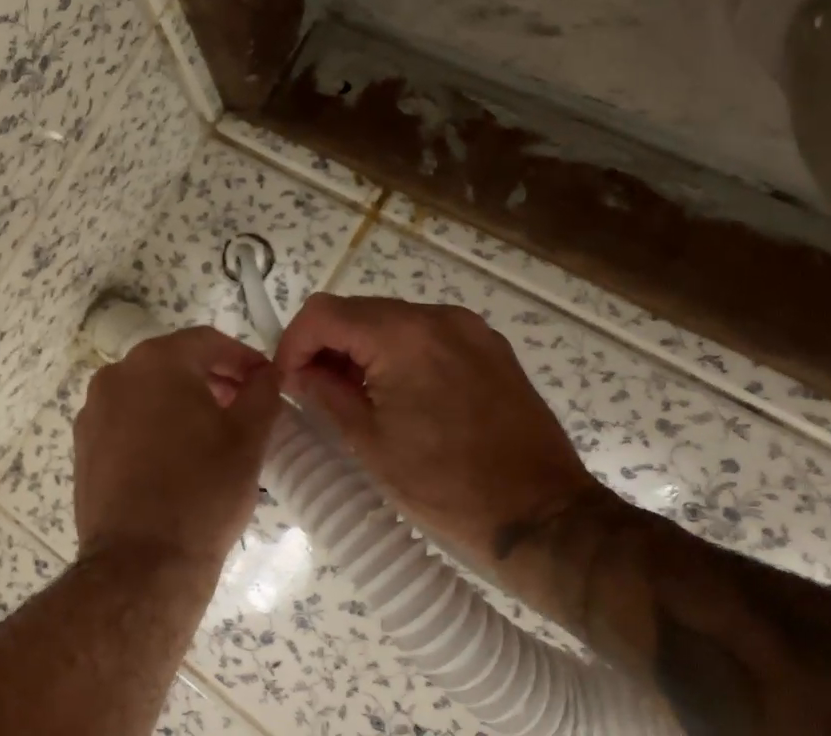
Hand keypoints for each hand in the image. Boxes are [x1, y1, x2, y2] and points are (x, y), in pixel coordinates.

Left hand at [74, 327, 282, 573]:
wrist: (141, 562)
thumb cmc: (202, 491)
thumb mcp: (248, 438)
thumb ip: (262, 393)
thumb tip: (267, 372)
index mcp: (156, 361)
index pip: (207, 341)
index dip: (242, 357)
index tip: (266, 380)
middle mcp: (116, 374)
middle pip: (173, 363)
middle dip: (212, 379)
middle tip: (245, 407)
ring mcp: (93, 410)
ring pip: (147, 392)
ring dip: (181, 402)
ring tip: (213, 435)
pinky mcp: (84, 445)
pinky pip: (125, 421)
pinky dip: (153, 425)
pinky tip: (176, 458)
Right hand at [274, 294, 603, 561]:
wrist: (543, 520)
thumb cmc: (446, 487)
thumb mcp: (368, 442)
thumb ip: (324, 394)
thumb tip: (299, 374)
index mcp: (403, 336)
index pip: (323, 313)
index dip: (294, 343)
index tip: (286, 381)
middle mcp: (437, 318)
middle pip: (356, 311)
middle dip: (325, 345)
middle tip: (312, 390)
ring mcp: (469, 330)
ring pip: (390, 320)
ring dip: (361, 348)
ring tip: (354, 396)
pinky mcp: (490, 349)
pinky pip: (425, 335)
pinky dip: (398, 353)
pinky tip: (396, 395)